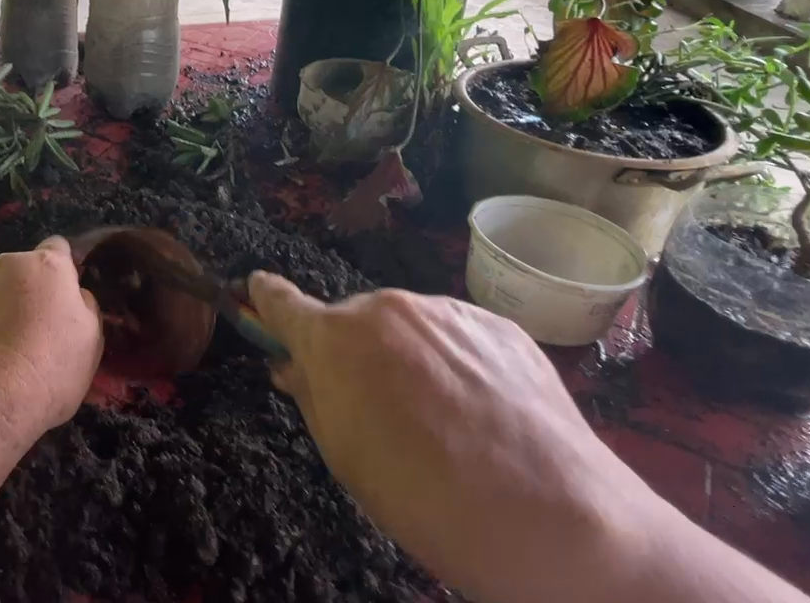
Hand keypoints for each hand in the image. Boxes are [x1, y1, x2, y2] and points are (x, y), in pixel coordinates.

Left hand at [0, 236, 102, 447]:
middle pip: (31, 269)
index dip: (67, 269)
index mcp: (48, 264)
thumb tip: (74, 295)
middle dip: (39, 289)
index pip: (59, 247)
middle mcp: (11, 263)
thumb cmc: (51, 365)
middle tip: (47, 328)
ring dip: (15, 305)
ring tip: (20, 345)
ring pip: (8, 288)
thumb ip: (85, 305)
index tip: (70, 297)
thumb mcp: (92, 339)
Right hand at [245, 275, 674, 602]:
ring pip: (407, 327)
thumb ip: (310, 394)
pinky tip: (483, 410)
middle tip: (380, 406)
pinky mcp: (498, 325)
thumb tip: (291, 365)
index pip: (280, 300)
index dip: (265, 298)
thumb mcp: (343, 452)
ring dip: (408, 354)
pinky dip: (456, 361)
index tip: (256, 290)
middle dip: (354, 350)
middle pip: (352, 321)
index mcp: (333, 337)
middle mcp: (384, 308)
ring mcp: (445, 312)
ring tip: (446, 416)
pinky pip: (456, 335)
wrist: (552, 519)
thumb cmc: (421, 494)